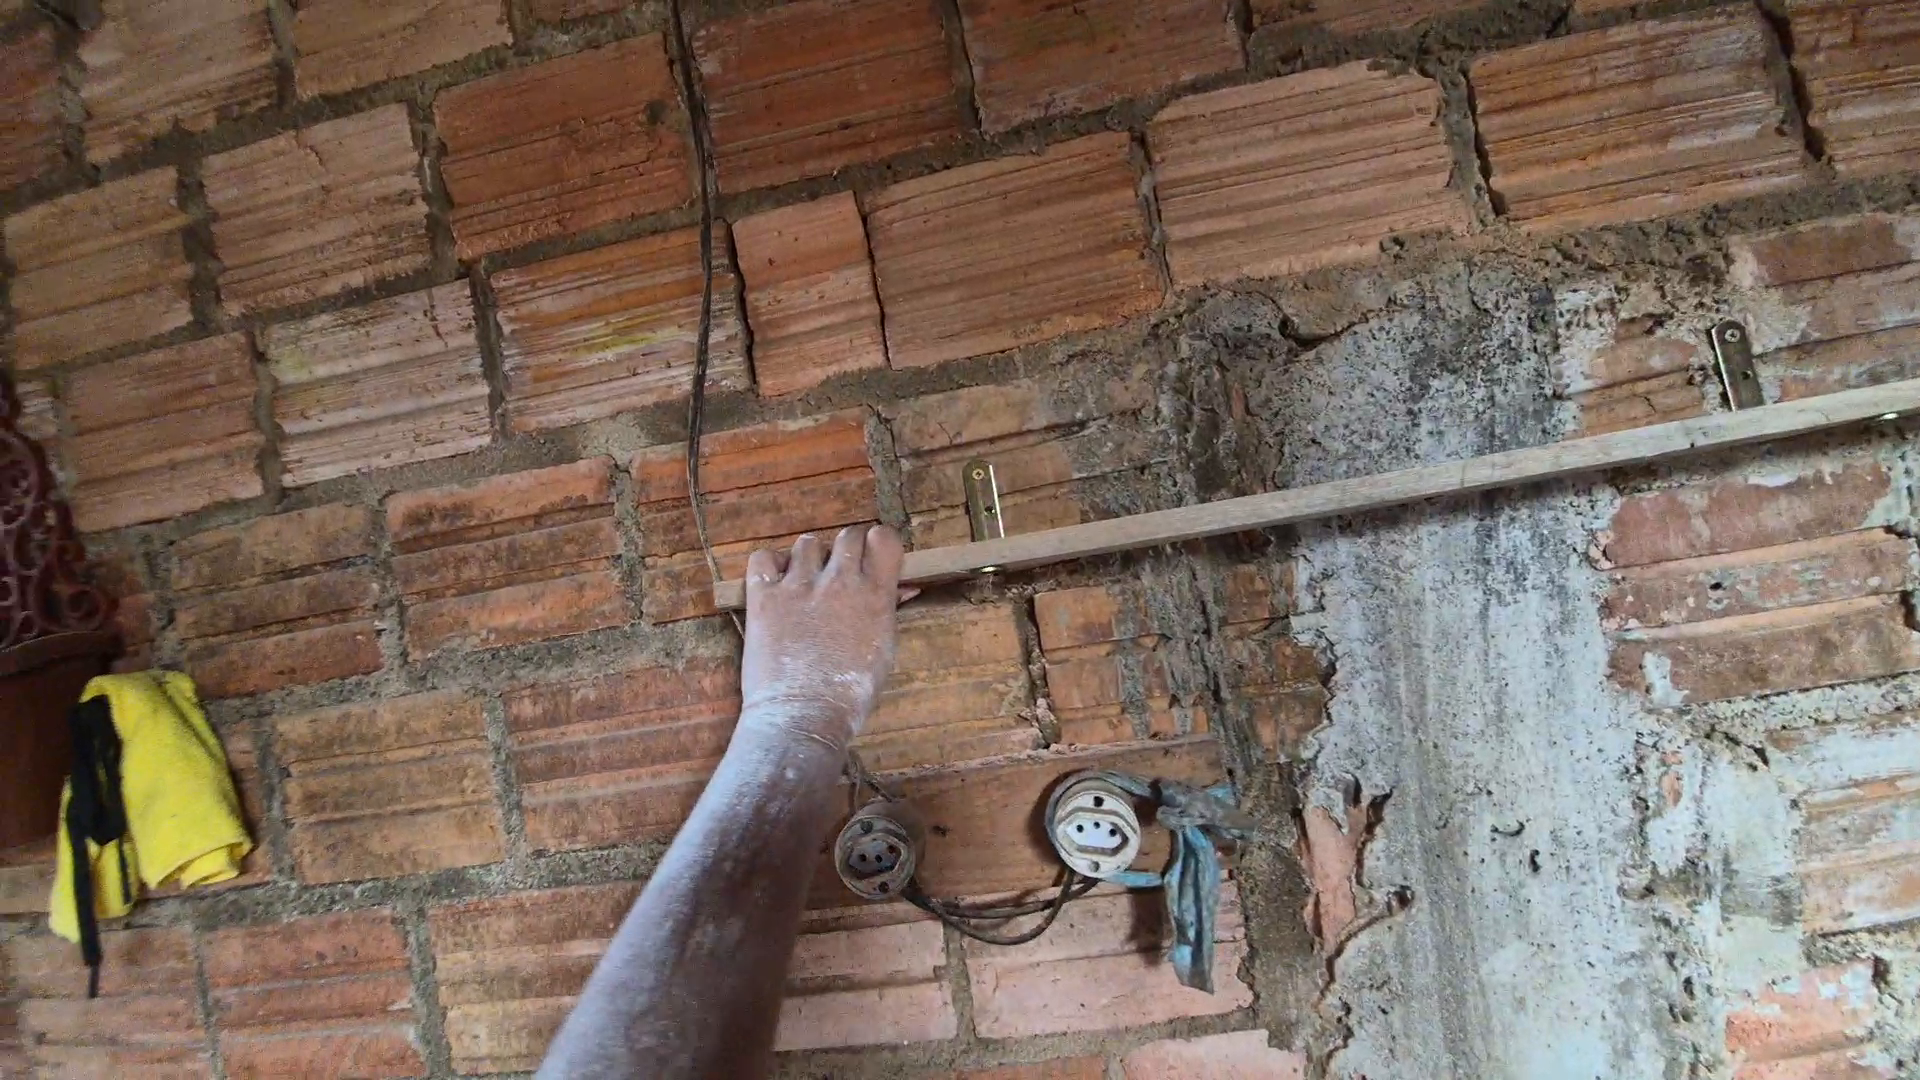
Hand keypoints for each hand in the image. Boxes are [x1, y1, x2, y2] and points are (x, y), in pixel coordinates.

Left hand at [738, 525, 908, 751]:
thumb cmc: (852, 692)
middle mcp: (839, 582)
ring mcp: (799, 586)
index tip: (873, 557)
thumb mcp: (884, 649)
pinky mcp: (764, 597)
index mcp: (875, 595)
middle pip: (848, 535)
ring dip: (810, 558)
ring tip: (806, 580)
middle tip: (841, 570)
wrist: (804, 715)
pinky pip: (763, 558)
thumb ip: (888, 610)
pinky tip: (775, 583)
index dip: (879, 544)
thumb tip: (900, 587)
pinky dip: (769, 566)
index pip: (884, 538)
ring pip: (807, 543)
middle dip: (848, 547)